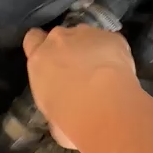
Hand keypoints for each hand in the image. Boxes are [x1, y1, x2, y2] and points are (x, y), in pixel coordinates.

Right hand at [22, 26, 139, 149]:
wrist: (103, 104)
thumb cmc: (69, 119)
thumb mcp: (51, 117)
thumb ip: (54, 103)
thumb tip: (62, 112)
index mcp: (39, 59)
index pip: (32, 39)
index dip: (41, 46)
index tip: (50, 59)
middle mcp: (60, 40)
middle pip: (61, 36)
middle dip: (68, 49)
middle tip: (79, 71)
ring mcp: (87, 34)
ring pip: (87, 36)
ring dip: (91, 49)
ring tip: (103, 72)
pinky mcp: (112, 37)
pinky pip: (111, 41)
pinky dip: (114, 53)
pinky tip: (120, 72)